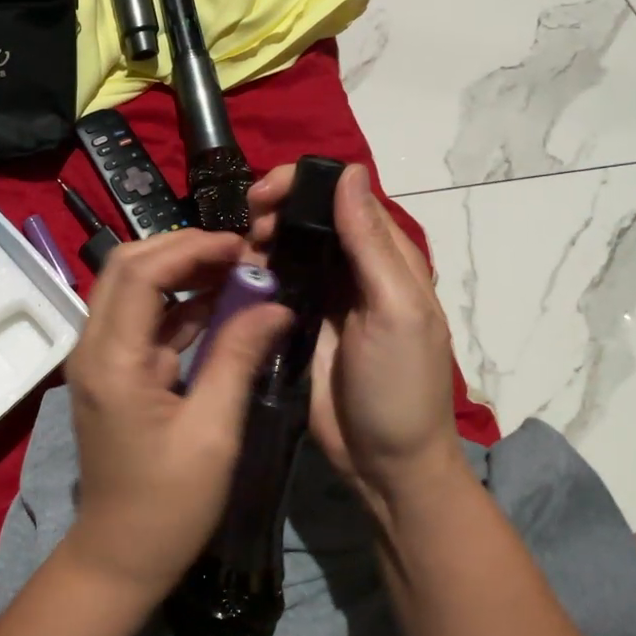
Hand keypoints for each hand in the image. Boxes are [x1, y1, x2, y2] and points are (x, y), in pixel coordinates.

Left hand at [62, 230, 291, 599]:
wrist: (121, 555)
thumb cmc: (168, 504)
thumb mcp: (213, 433)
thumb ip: (238, 359)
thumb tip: (274, 304)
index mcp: (111, 359)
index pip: (138, 273)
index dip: (188, 249)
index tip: (239, 246)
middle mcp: (93, 346)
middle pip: (126, 268)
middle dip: (181, 250)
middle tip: (238, 253)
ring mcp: (99, 358)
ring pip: (132, 289)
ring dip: (180, 273)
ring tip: (237, 270)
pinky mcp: (112, 371)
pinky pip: (141, 320)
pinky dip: (177, 305)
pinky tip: (220, 303)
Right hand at [248, 163, 465, 512]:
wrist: (384, 464)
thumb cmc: (399, 387)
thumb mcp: (395, 311)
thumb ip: (370, 243)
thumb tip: (350, 171)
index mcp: (388, 258)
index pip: (345, 196)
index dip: (303, 184)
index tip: (265, 195)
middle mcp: (353, 267)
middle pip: (309, 215)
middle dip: (274, 208)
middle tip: (249, 229)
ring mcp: (322, 294)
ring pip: (286, 244)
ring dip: (259, 238)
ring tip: (241, 254)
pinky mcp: (295, 319)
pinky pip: (271, 280)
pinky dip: (252, 269)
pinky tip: (236, 274)